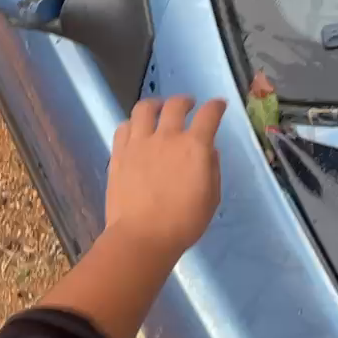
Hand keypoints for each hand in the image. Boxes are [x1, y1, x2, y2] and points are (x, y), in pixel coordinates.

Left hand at [104, 96, 225, 260]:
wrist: (142, 236)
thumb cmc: (184, 223)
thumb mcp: (211, 198)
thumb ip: (212, 169)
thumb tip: (209, 151)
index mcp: (194, 147)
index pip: (209, 115)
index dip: (216, 106)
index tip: (218, 105)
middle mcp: (167, 137)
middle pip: (175, 105)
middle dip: (185, 101)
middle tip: (188, 105)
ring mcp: (139, 143)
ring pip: (145, 108)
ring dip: (155, 104)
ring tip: (158, 109)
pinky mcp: (119, 153)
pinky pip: (124, 127)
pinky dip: (133, 123)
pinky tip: (136, 130)